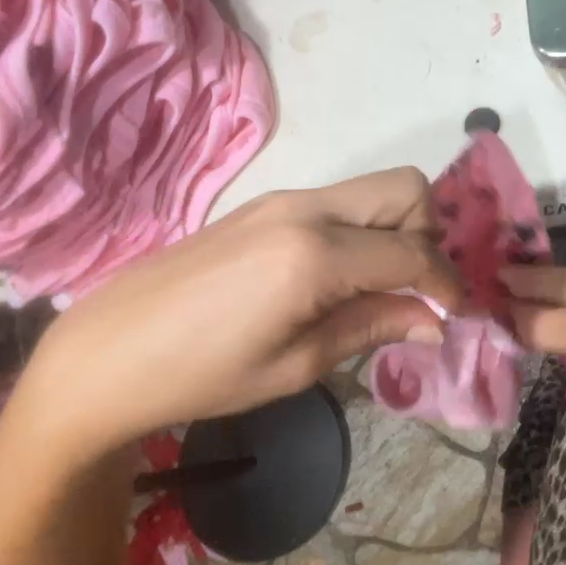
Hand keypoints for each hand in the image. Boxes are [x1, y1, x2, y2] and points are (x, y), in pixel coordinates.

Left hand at [20, 168, 463, 461]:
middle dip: (430, 234)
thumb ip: (373, 327)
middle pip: (406, 189)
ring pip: (375, 189)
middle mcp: (306, 210)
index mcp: (314, 255)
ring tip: (384, 286)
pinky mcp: (265, 205)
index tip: (462, 313)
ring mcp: (283, 200)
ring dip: (398, 228)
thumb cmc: (200, 375)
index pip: (413, 252)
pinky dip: (364, 229)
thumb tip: (437, 321)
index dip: (448, 283)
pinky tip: (342, 277)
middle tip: (418, 288)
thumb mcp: (296, 365)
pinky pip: (341, 202)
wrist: (104, 354)